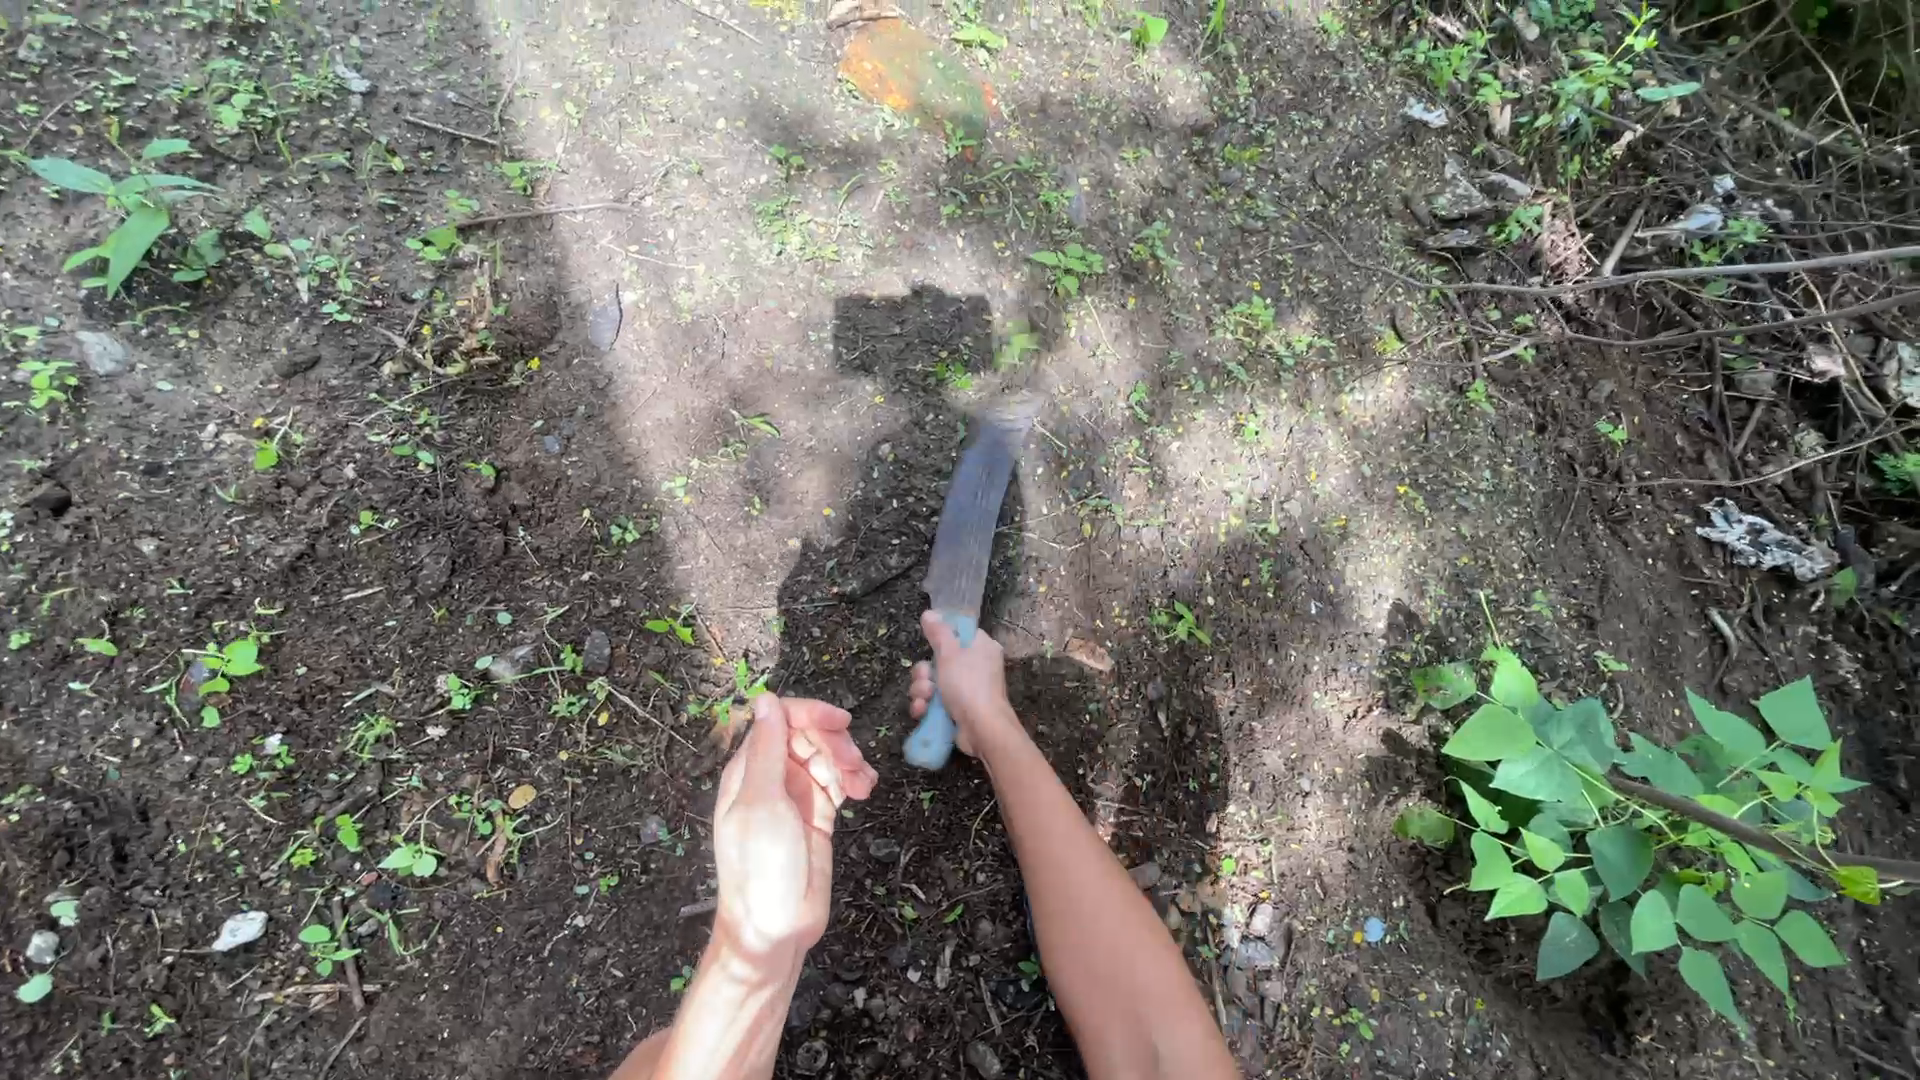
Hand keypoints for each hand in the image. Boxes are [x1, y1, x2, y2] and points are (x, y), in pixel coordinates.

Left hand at [713, 694, 876, 961]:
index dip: (811, 713)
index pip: (780, 718)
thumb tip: (766, 699)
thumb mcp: (763, 804)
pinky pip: (839, 781)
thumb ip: (767, 750)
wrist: (775, 930)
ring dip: (849, 762)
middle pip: (808, 734)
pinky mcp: (819, 813)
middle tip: (854, 765)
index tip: (841, 723)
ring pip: (827, 755)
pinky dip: (854, 780)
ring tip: (862, 786)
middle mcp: (773, 775)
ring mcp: (797, 795)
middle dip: (835, 742)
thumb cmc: (761, 867)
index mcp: (750, 769)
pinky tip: (864, 791)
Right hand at [912, 610, 1021, 758]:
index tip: (928, 643)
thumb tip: (929, 613)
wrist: (982, 729)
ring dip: (921, 691)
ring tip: (925, 700)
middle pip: (938, 659)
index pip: (957, 631)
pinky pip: (934, 701)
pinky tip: (922, 712)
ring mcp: (966, 688)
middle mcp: (975, 665)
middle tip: (926, 680)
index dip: (939, 637)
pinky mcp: (957, 709)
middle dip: (924, 672)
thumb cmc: (969, 685)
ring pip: (932, 682)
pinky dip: (926, 706)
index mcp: (980, 646)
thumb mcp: (949, 653)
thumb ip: (938, 632)